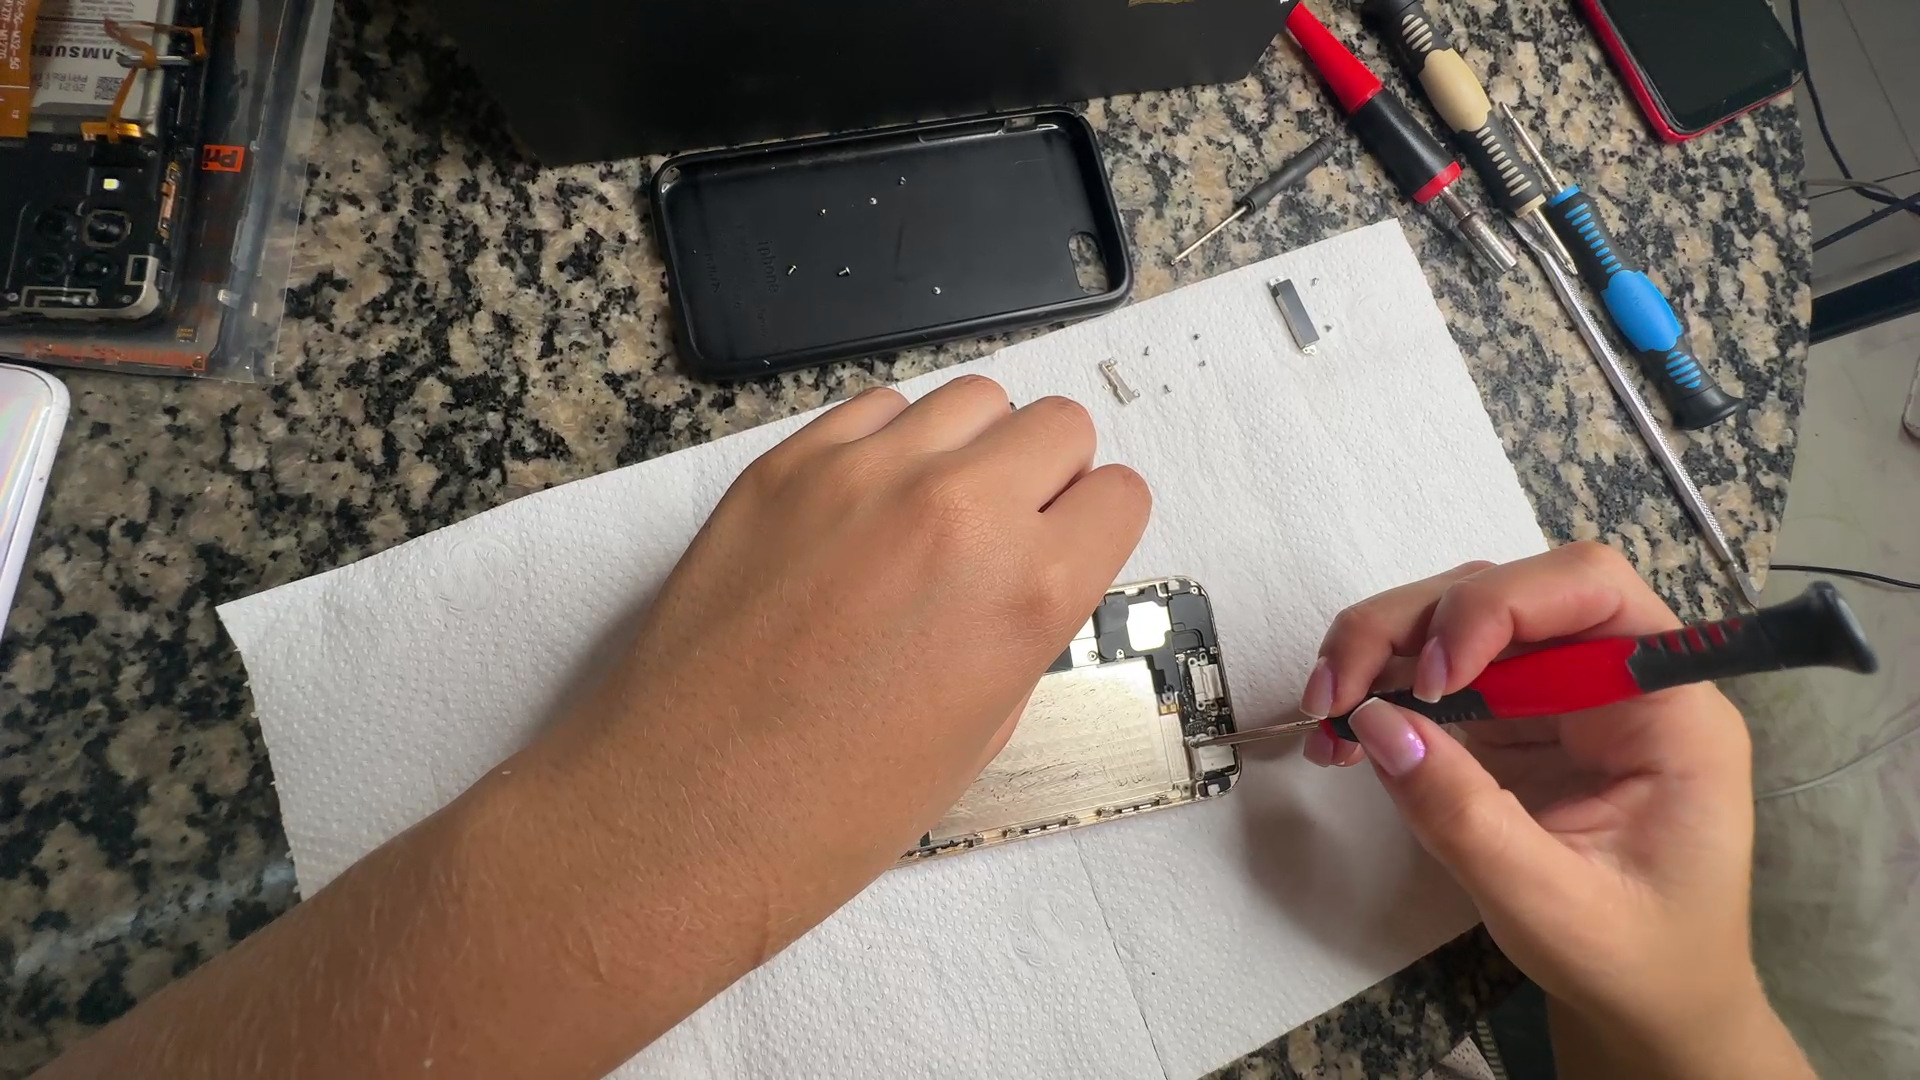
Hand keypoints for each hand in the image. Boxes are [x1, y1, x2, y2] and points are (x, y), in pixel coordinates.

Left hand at [491, 376, 1151, 1061]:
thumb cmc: (836, 807)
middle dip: (1052, 472)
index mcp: (1029, 593)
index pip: (1120, 494)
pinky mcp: (785, 464)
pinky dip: (894, 442)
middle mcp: (959, 511)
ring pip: (974, 398)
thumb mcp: (983, 730)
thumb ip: (1026, 626)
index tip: (1072, 542)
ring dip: (977, 446)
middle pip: (1059, 423)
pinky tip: (867, 502)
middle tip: (1011, 523)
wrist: (682, 812)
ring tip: (938, 507)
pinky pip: (878, 408)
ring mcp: (864, 473)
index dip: (1098, 523)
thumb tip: (1031, 567)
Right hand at [1296, 544, 1811, 1078]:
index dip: (1493, 608)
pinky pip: (1413, 664)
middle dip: (1395, 629)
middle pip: (1485, 587)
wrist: (1635, 989)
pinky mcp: (1490, 706)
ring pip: (1436, 614)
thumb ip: (1464, 813)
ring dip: (1366, 653)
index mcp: (1659, 703)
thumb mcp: (1550, 901)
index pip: (1582, 587)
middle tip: (1331, 696)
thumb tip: (1372, 720)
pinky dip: (1363, 687)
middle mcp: (1595, 671)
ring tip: (1324, 717)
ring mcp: (1537, 684)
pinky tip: (1338, 735)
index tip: (1432, 684)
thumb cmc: (1629, 953)